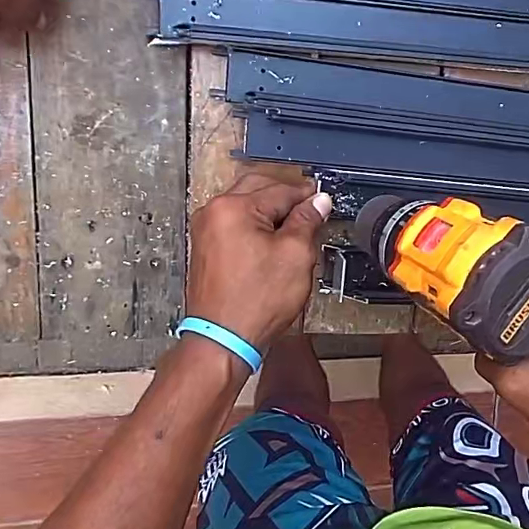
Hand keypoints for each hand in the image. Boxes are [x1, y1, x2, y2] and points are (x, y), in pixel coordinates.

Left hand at [185, 175, 332, 350]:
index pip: (280, 190)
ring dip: (269, 211)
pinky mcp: (205, 248)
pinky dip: (254, 226)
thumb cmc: (253, 304)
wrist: (224, 339)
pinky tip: (272, 241)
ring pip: (244, 205)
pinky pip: (234, 224)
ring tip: (294, 228)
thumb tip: (318, 203)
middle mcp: (213, 213)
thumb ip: (307, 221)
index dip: (307, 196)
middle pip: (258, 189)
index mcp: (233, 208)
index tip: (322, 202)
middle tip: (311, 210)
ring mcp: (205, 231)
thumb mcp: (295, 256)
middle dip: (286, 197)